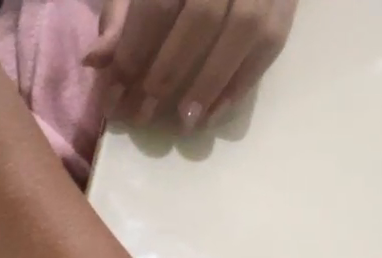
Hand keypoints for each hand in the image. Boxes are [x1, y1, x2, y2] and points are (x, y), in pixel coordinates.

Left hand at [85, 0, 298, 131]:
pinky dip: (242, 82)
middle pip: (202, 16)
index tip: (113, 100)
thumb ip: (120, 19)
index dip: (132, 55)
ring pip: (244, 29)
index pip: (157, 6)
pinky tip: (215, 113)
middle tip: (144, 115)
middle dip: (168, 71)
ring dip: (211, 82)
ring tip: (185, 122)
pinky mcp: (287, 1)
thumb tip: (95, 60)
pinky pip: (271, 41)